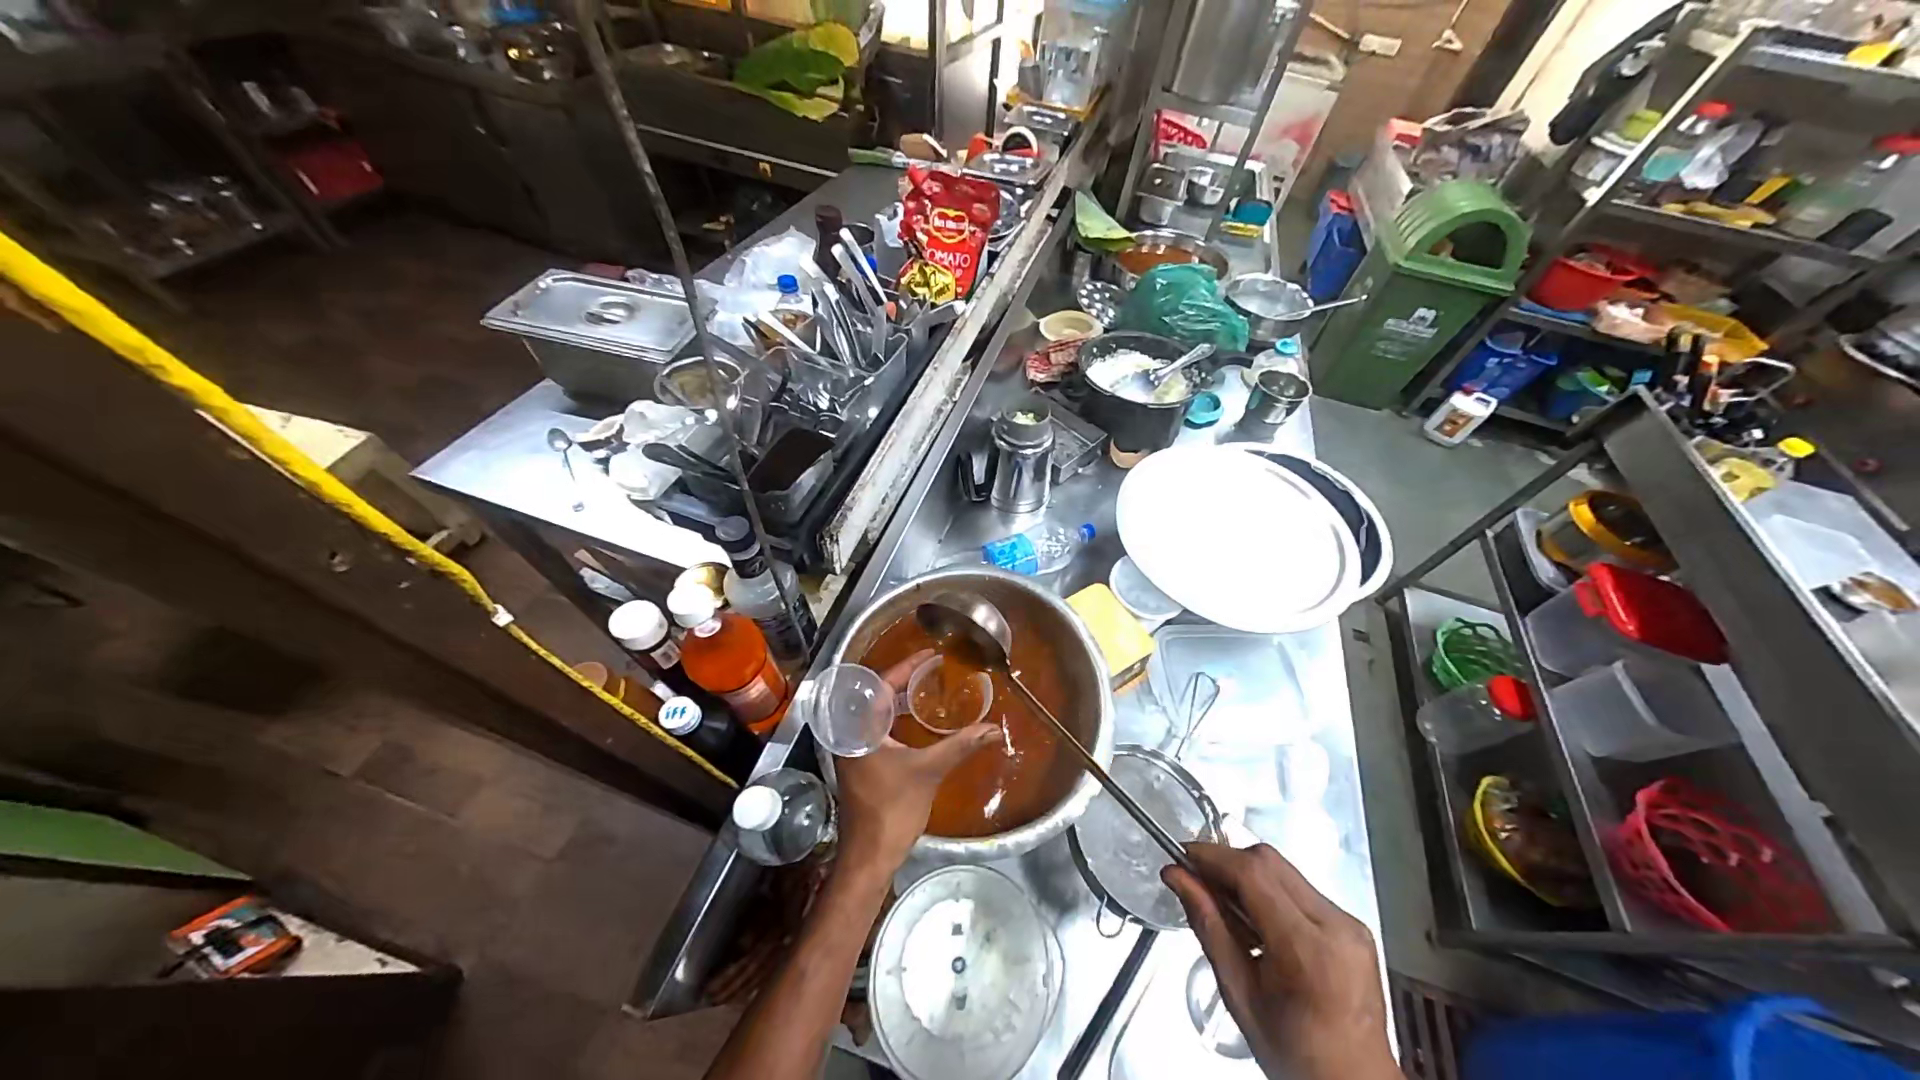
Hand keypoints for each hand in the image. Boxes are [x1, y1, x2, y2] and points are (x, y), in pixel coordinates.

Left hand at [835, 649, 996, 876]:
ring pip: (874, 711)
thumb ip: (959, 745)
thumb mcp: (929, 772)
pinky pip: (876, 727)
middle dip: (902, 678)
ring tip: (925, 687)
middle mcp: (851, 733)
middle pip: (875, 693)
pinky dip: (894, 717)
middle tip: (930, 668)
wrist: (868, 855)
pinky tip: (914, 720)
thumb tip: (992, 729)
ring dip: (897, 698)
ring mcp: (853, 749)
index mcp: (861, 728)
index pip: (881, 683)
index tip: (930, 654)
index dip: (906, 666)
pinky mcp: (859, 762)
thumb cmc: (892, 810)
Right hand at [1162, 843, 1395, 1079]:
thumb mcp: (1238, 992)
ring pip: (1284, 870)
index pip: (1252, 873)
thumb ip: (1207, 925)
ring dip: (1247, 876)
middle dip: (1227, 862)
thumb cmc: (1295, 1053)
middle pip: (1269, 862)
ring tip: (1226, 907)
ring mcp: (1350, 924)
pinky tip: (1256, 920)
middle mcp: (1336, 927)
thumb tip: (1177, 878)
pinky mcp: (1353, 926)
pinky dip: (1270, 891)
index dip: (1212, 857)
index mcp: (1307, 949)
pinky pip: (1301, 888)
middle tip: (1198, 880)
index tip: (1183, 857)